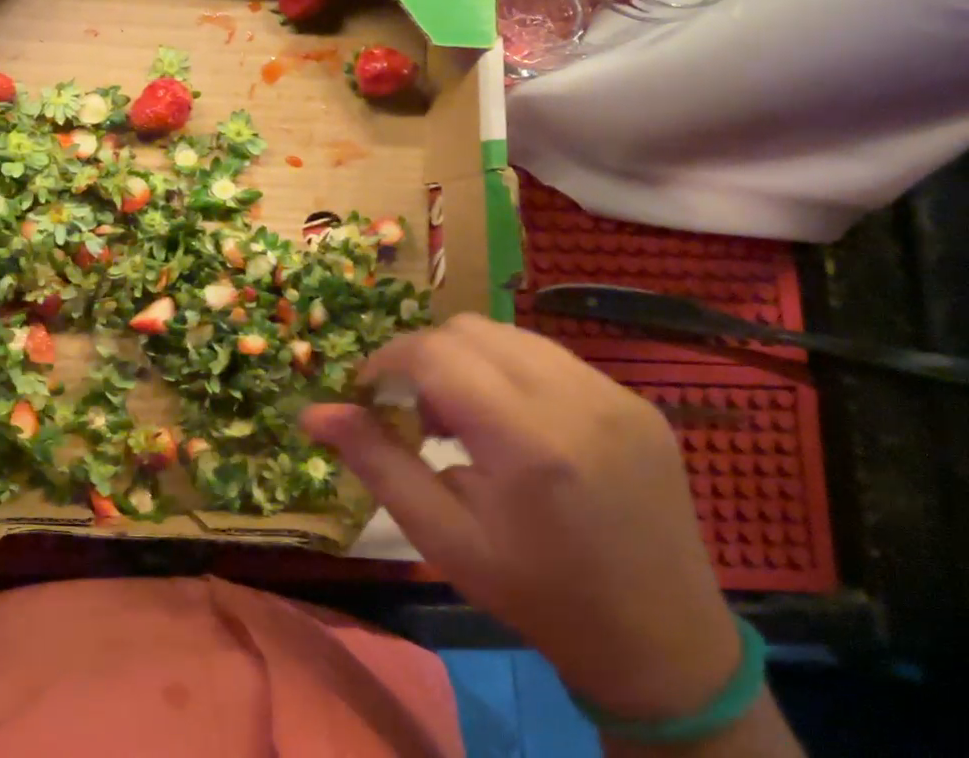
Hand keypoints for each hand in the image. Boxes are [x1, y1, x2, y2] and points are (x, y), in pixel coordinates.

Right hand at [301, 314, 741, 719]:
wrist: (658, 640)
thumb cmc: (533, 591)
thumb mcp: (440, 535)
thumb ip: (376, 461)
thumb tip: (312, 412)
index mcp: (526, 440)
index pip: (433, 353)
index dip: (385, 363)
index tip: (366, 398)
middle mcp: (578, 400)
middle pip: (468, 330)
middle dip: (422, 357)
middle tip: (411, 412)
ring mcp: (617, 396)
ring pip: (510, 335)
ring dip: (465, 360)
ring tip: (459, 418)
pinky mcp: (638, 404)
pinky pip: (552, 357)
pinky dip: (509, 372)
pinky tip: (509, 425)